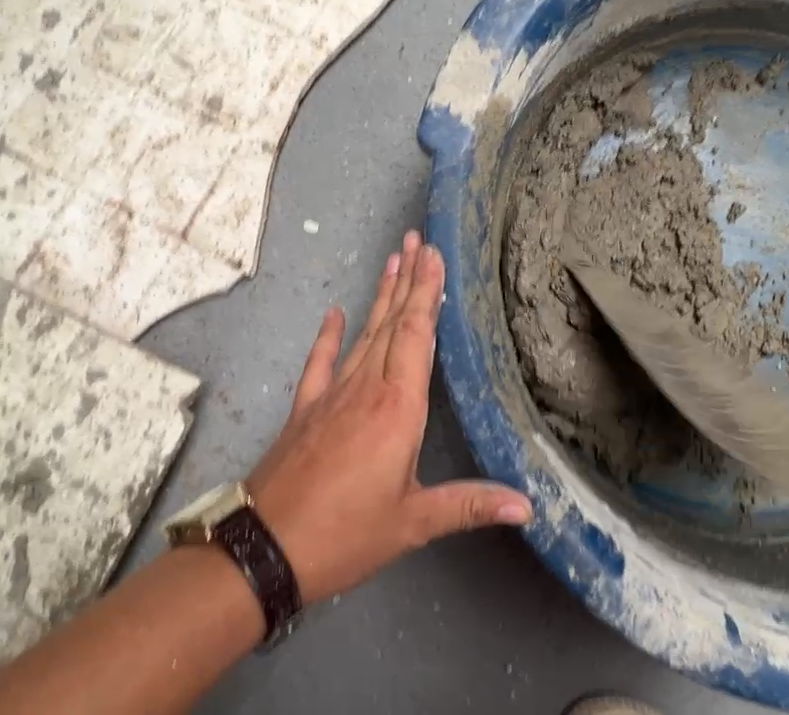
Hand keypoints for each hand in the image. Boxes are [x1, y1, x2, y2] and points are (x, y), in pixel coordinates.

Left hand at [245, 232, 532, 603]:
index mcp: (398, 408)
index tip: (434, 256)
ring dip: (379, 297)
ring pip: (362, 335)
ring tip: (393, 260)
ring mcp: (331, 396)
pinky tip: (335, 313)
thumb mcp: (413, 523)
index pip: (416, 335)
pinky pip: (321, 363)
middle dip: (408, 280)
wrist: (261, 549)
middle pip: (391, 323)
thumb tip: (528, 506)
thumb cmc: (344, 535)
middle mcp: (366, 390)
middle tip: (418, 240)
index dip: (427, 293)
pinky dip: (329, 336)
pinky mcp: (305, 410)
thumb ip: (469, 505)